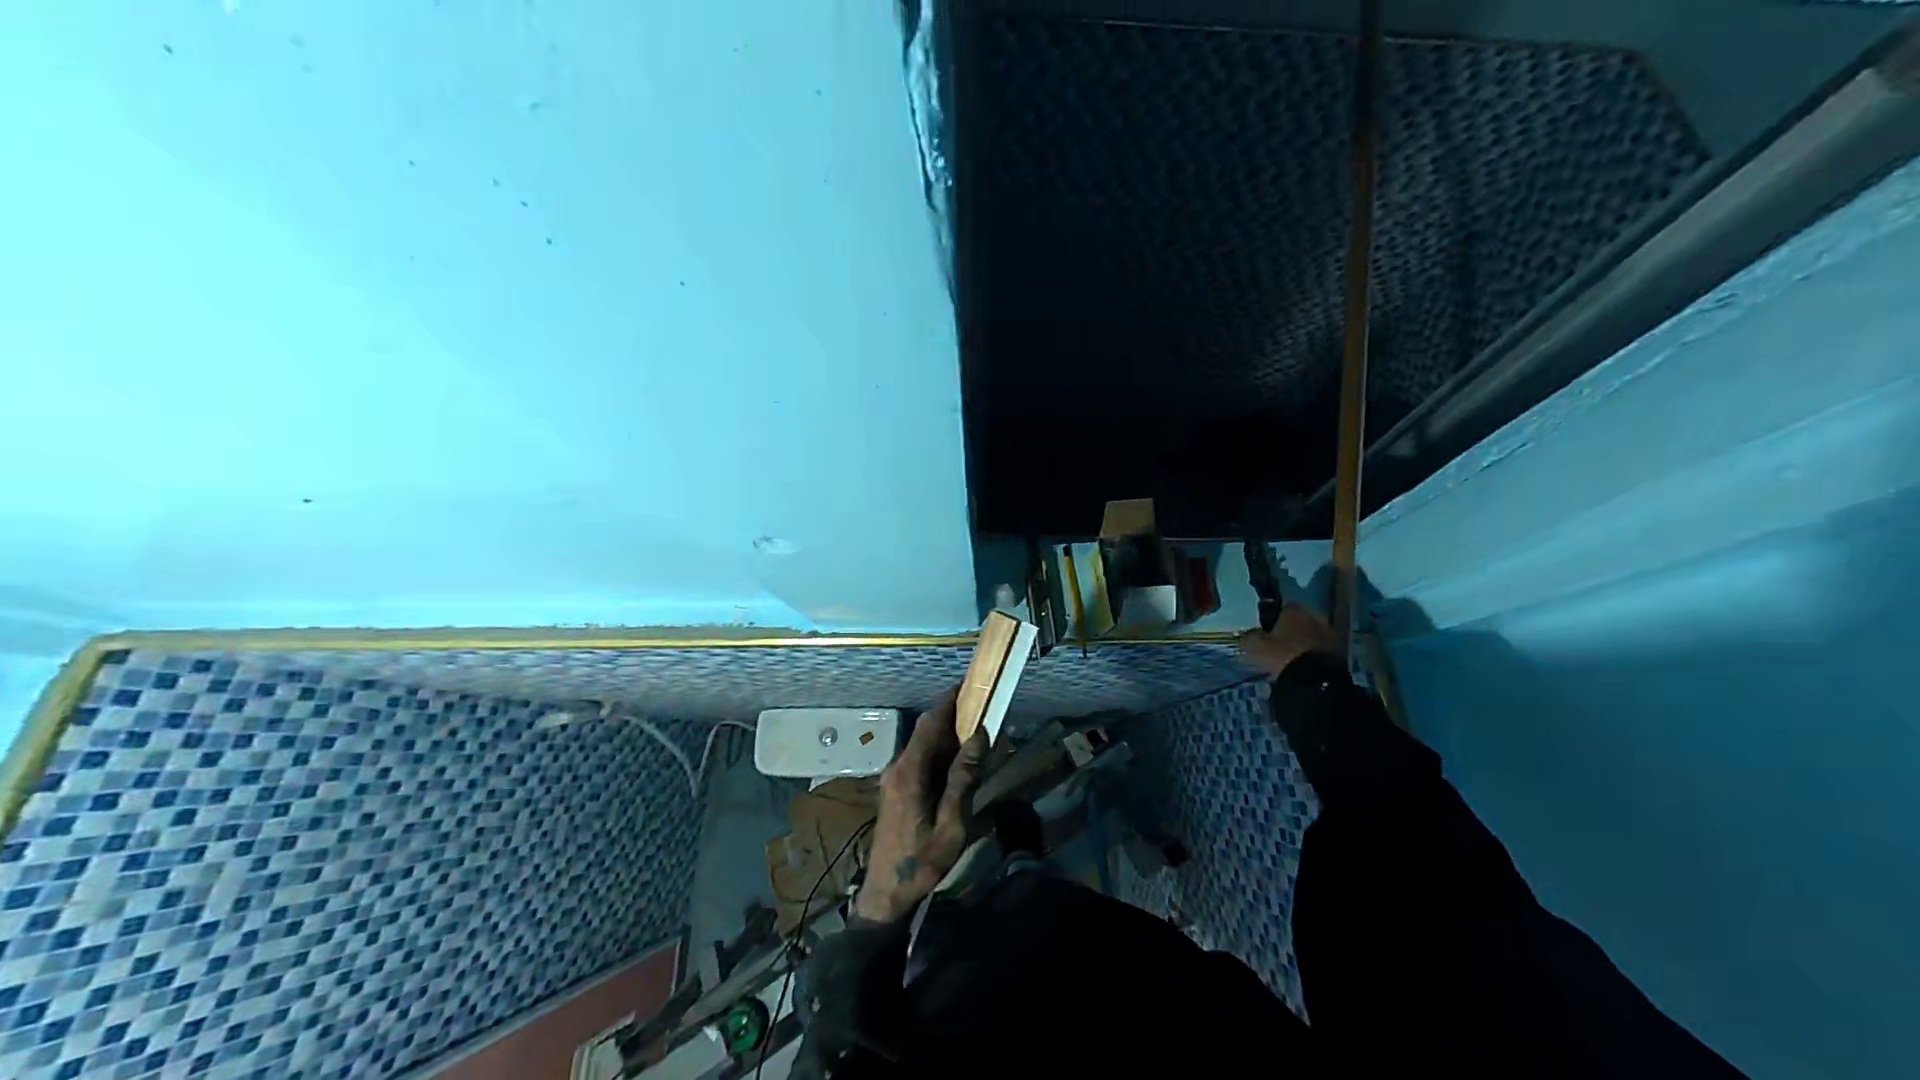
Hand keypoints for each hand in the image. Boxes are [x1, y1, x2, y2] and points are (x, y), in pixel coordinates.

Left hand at [853, 688, 987, 924]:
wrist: (886, 893)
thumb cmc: (921, 862)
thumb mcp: (951, 825)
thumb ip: (964, 779)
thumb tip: (979, 736)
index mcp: (910, 772)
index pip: (930, 724)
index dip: (949, 701)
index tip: (969, 685)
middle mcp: (898, 767)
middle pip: (927, 731)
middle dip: (954, 717)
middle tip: (983, 709)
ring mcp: (894, 777)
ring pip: (923, 745)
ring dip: (948, 736)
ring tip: (977, 734)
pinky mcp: (896, 788)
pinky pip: (920, 759)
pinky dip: (940, 753)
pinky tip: (959, 763)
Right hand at [1239, 605, 1343, 675]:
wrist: (1316, 681)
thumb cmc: (1282, 656)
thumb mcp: (1255, 647)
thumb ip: (1249, 638)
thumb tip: (1247, 635)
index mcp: (1294, 611)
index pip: (1284, 606)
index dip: (1275, 617)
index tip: (1269, 629)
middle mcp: (1315, 616)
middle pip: (1302, 619)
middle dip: (1294, 628)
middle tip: (1282, 643)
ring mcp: (1331, 634)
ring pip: (1314, 634)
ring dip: (1306, 641)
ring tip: (1294, 657)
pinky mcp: (1341, 652)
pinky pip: (1323, 649)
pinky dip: (1315, 654)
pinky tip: (1306, 665)